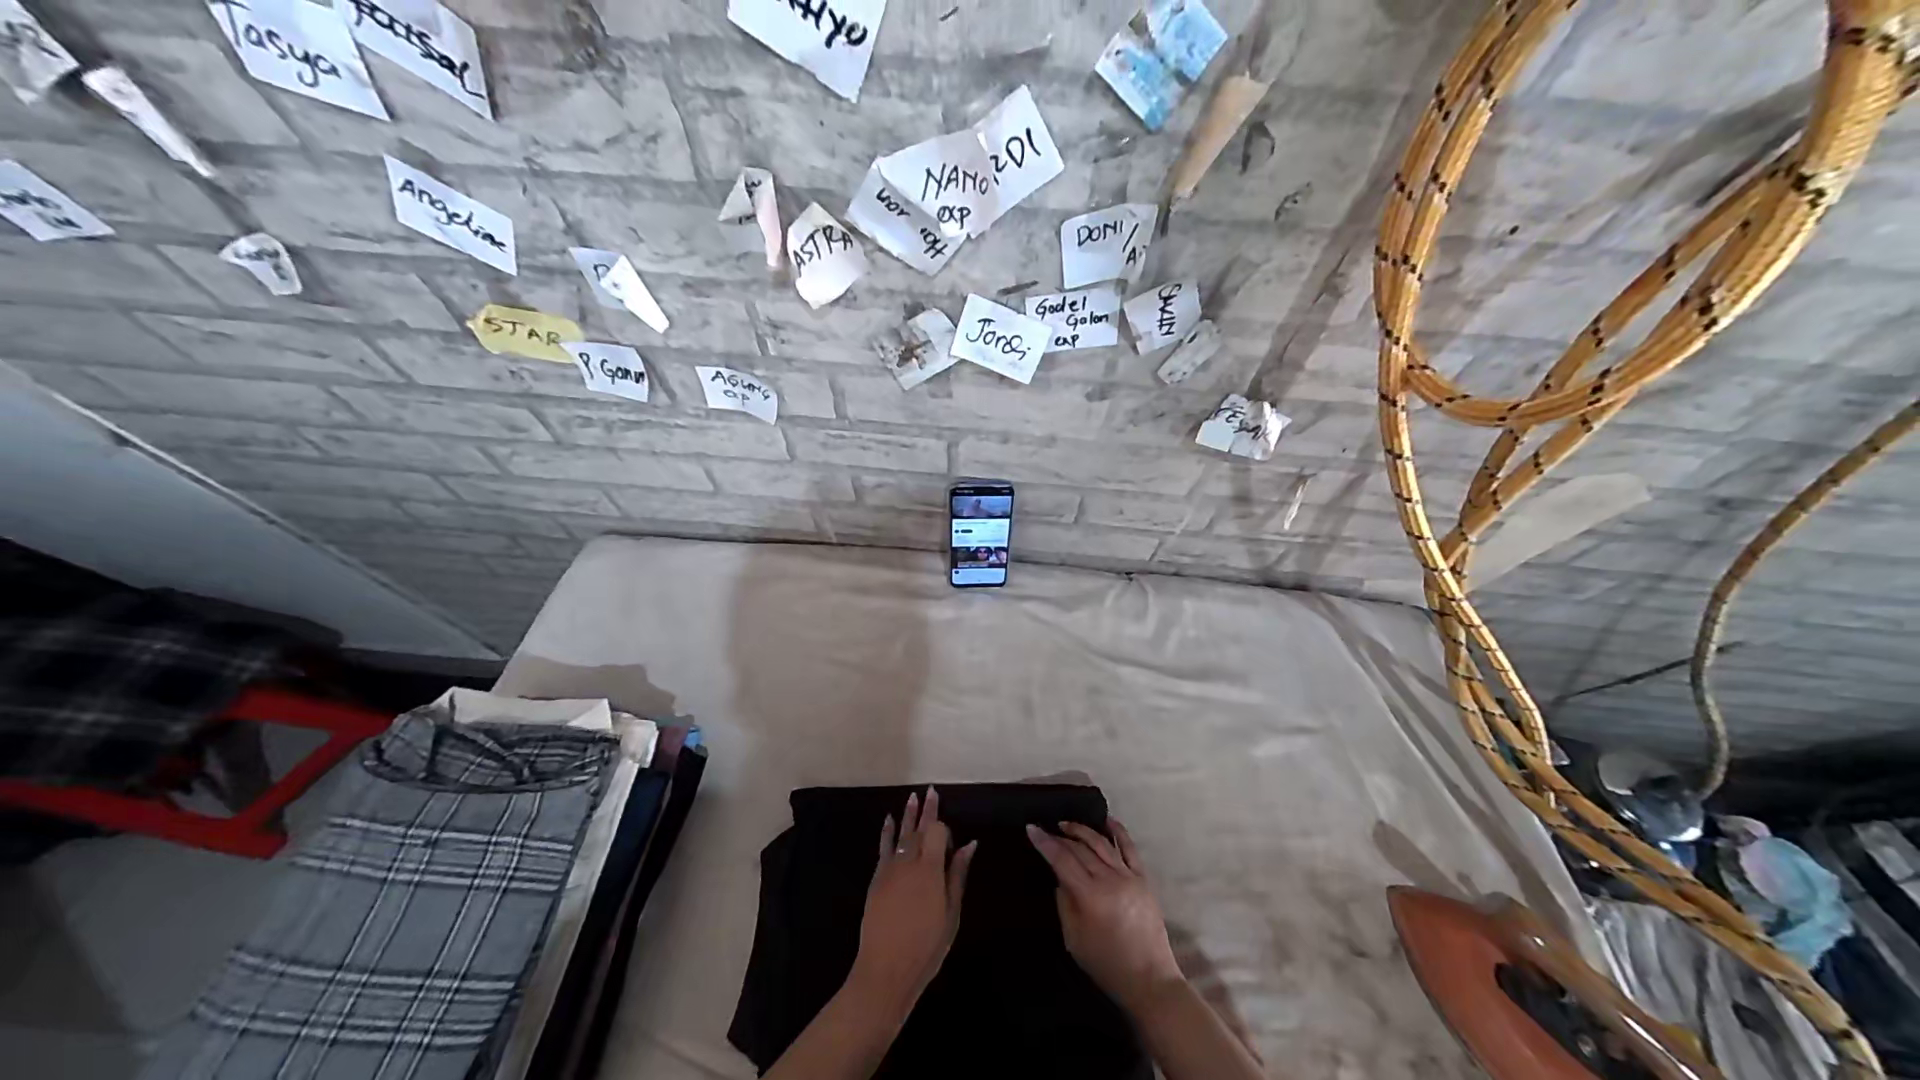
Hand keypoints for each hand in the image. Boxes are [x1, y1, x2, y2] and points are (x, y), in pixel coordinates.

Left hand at [850, 788, 976, 1009]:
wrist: (886, 968)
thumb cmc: (927, 946)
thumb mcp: (951, 913)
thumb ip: (958, 875)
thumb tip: (969, 844)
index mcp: (930, 868)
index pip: (937, 832)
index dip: (945, 831)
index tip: (951, 843)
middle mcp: (908, 861)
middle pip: (918, 828)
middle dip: (926, 810)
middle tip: (931, 790)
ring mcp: (889, 869)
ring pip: (900, 834)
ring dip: (907, 814)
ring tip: (913, 796)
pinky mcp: (876, 878)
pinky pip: (883, 847)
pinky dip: (887, 832)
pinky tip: (889, 819)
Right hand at [1027, 818, 1183, 1011]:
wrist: (1149, 980)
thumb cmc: (1106, 964)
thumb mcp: (1073, 939)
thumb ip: (1064, 902)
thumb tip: (1061, 877)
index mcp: (1090, 896)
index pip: (1062, 860)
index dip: (1045, 843)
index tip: (1031, 828)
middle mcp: (1110, 880)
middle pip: (1080, 849)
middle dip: (1060, 836)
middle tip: (1046, 829)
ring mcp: (1129, 877)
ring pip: (1102, 844)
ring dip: (1083, 830)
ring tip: (1066, 824)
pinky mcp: (1143, 880)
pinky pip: (1130, 849)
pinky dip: (1118, 831)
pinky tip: (1107, 820)